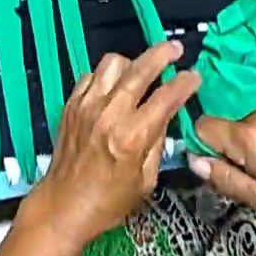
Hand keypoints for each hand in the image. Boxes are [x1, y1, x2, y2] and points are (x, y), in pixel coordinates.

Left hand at [16, 42, 201, 254]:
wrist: (62, 206)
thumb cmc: (109, 201)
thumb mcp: (146, 180)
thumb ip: (158, 142)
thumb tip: (166, 113)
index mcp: (132, 137)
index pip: (165, 98)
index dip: (184, 83)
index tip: (194, 75)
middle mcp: (109, 114)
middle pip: (140, 70)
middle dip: (162, 54)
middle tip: (175, 49)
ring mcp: (87, 105)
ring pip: (112, 63)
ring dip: (131, 62)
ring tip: (140, 70)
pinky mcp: (71, 103)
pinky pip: (91, 74)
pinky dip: (106, 75)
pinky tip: (113, 86)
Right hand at [189, 109, 255, 250]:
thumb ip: (227, 180)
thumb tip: (194, 161)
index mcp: (252, 135)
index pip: (203, 126)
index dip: (200, 150)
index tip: (213, 176)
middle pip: (222, 130)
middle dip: (224, 157)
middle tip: (247, 190)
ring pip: (239, 132)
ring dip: (242, 156)